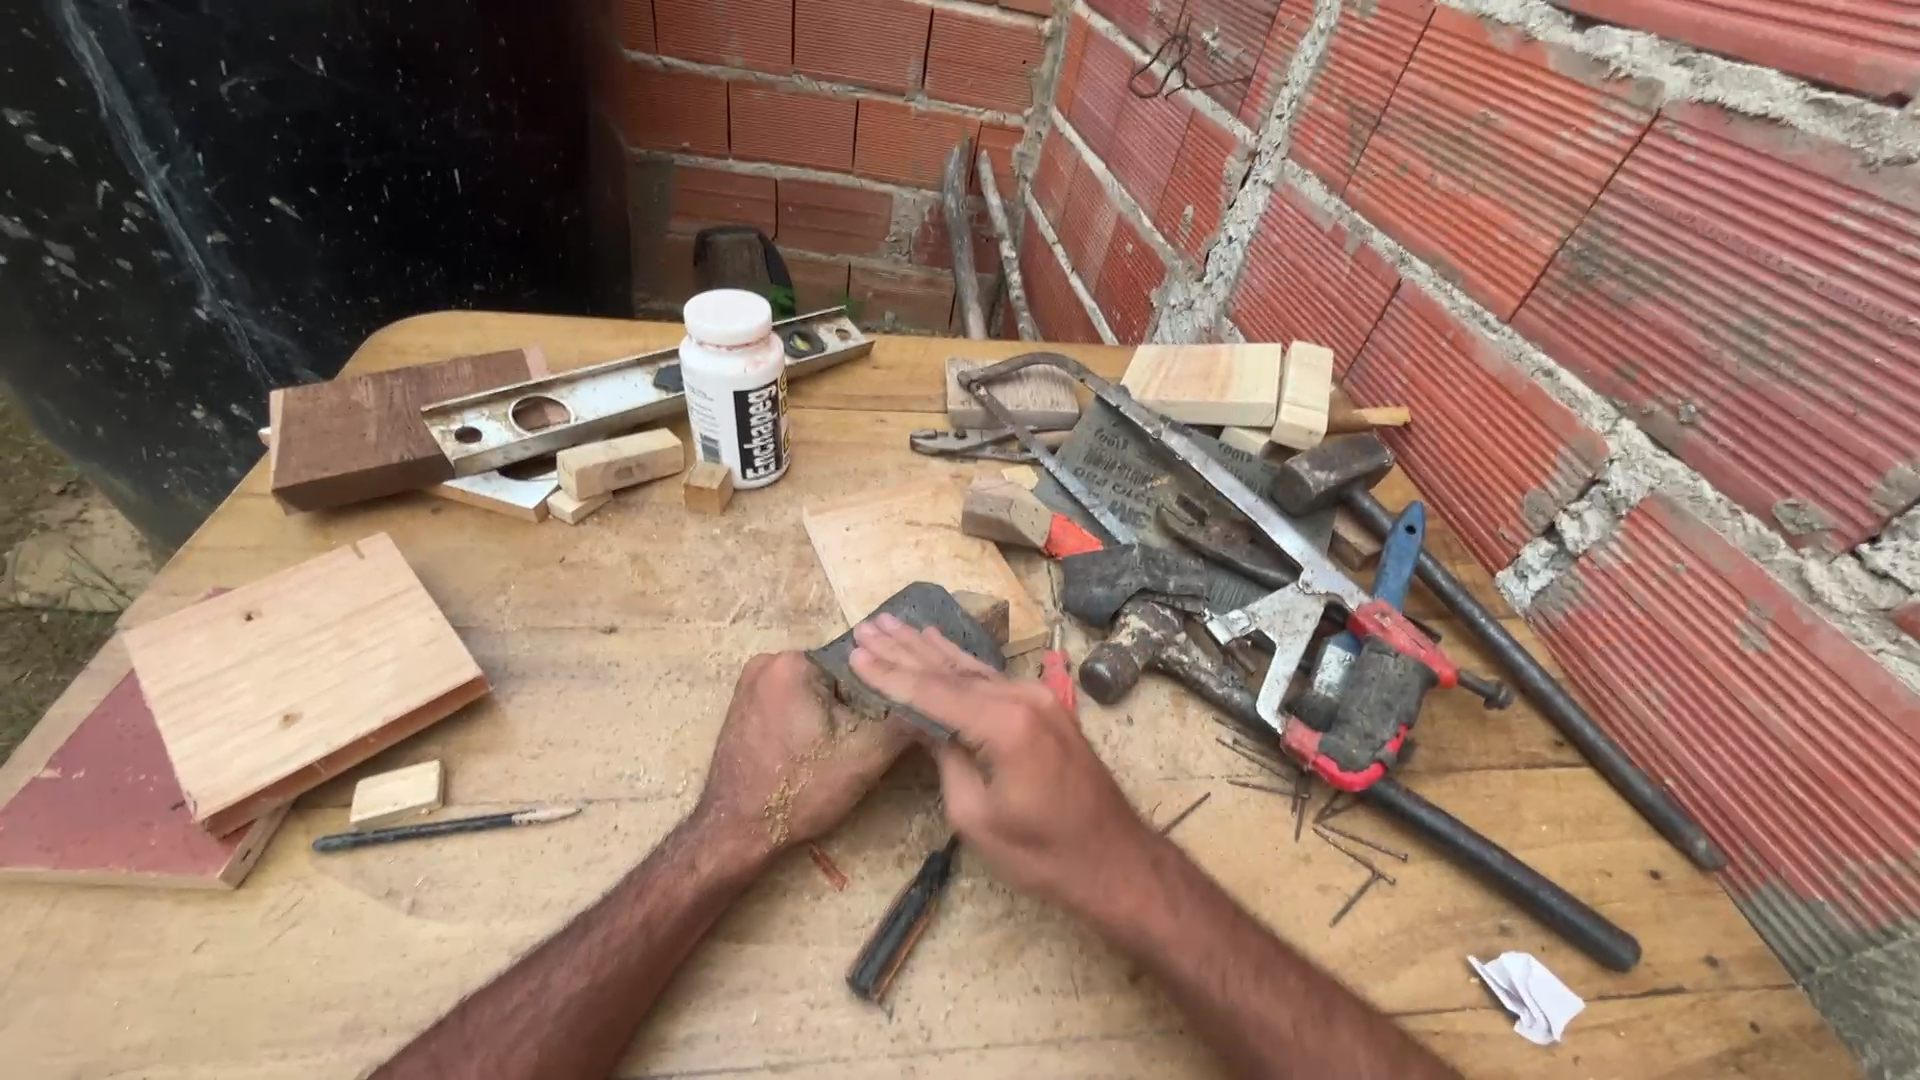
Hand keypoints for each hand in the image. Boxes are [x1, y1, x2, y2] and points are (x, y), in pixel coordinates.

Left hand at [694, 651, 914, 863]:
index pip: (861, 664)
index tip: (893, 720)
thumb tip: (935, 700)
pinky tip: (819, 750)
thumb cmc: (801, 791)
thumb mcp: (866, 755)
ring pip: (818, 690)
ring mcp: (751, 683)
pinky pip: (795, 701)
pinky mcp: (744, 705)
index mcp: (795, 661)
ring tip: (848, 746)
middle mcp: (768, 661)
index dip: (882, 693)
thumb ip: (905, 719)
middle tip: (869, 740)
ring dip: (836, 714)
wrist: (736, 833)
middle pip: (838, 675)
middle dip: (857, 704)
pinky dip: (811, 720)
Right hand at [849, 615, 1155, 917]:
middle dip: (904, 650)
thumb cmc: (1043, 854)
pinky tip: (938, 642)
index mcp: (1006, 724)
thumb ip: (945, 759)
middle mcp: (1023, 697)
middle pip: (952, 671)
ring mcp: (1038, 698)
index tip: (856, 653)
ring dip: (929, 648)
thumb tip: (918, 722)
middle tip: (866, 626)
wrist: (1115, 859)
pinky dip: (961, 662)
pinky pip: (993, 679)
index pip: (934, 693)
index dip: (891, 675)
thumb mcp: (976, 817)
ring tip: (891, 624)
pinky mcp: (1045, 707)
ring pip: (972, 668)